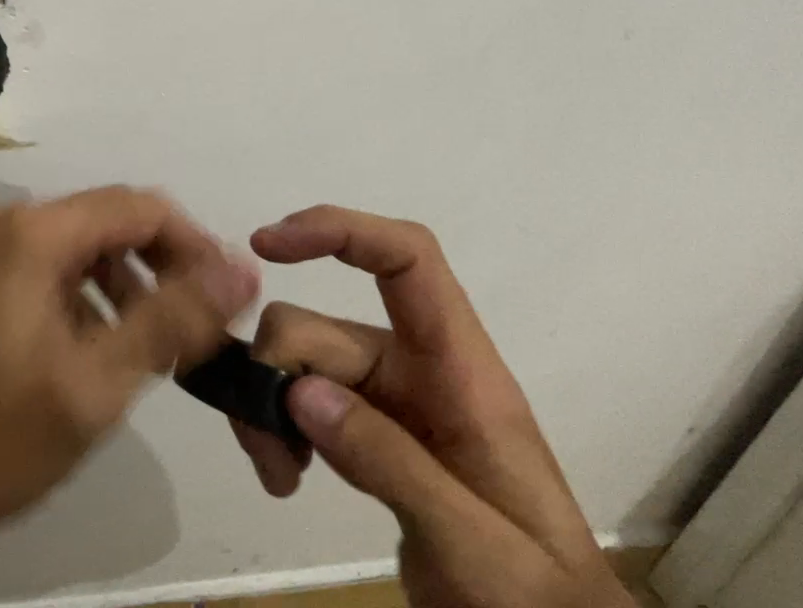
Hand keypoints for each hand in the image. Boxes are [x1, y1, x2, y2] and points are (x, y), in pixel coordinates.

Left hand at [0, 186, 258, 522]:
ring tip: (159, 350)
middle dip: (167, 268)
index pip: (144, 208)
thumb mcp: (96, 381)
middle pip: (116, 221)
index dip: (197, 247)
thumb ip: (172, 319)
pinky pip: (60, 271)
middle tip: (198, 333)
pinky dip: (96, 299)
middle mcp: (16, 227)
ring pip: (90, 249)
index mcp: (39, 234)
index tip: (227, 306)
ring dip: (134, 287)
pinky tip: (106, 352)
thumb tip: (241, 268)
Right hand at [232, 206, 634, 607]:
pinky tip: (286, 476)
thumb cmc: (536, 597)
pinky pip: (295, 401)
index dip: (341, 231)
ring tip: (279, 476)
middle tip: (272, 455)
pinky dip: (275, 429)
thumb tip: (298, 389)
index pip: (408, 260)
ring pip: (294, 363)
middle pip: (319, 327)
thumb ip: (392, 464)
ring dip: (267, 412)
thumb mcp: (476, 543)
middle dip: (274, 376)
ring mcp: (385, 399)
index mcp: (462, 371)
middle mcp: (416, 369)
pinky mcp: (362, 430)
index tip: (268, 245)